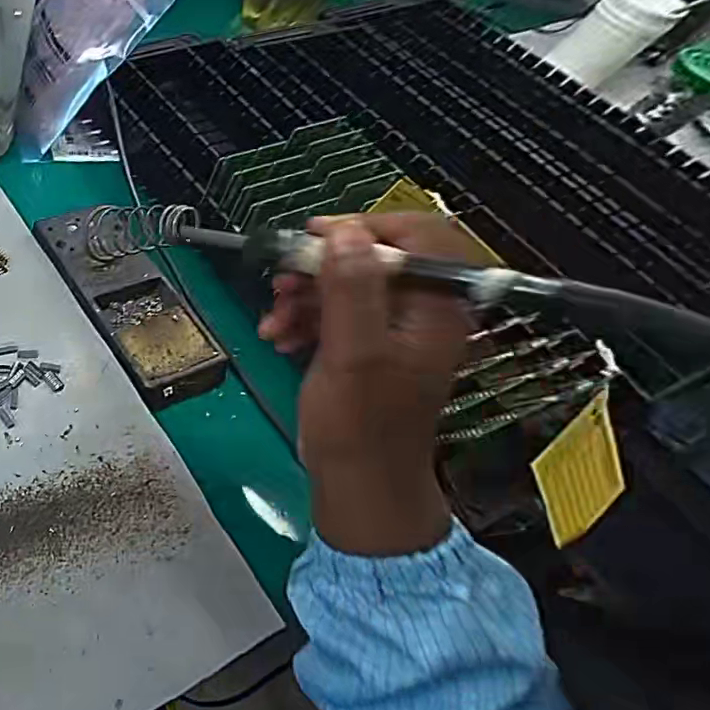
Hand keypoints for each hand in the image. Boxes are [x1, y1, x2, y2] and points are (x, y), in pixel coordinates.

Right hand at [257, 214, 478, 556]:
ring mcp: (393, 332)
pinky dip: (305, 320)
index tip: (312, 237)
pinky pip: (337, 316)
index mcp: (435, 307)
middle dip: (321, 269)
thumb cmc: (359, 424)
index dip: (364, 228)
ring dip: (305, 297)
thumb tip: (344, 233)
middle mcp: (420, 313)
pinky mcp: (367, 350)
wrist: (358, 481)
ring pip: (348, 288)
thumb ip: (352, 289)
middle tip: (282, 282)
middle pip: (374, 261)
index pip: (416, 236)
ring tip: (273, 321)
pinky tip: (281, 337)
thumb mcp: (352, 353)